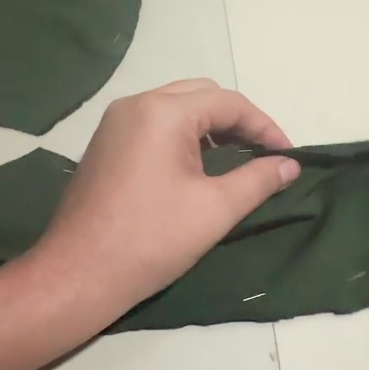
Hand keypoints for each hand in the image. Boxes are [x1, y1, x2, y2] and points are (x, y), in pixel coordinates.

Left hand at [30, 79, 299, 309]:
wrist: (78, 274)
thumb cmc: (151, 240)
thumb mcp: (215, 210)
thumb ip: (258, 180)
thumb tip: (290, 165)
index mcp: (163, 112)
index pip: (228, 103)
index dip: (264, 127)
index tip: (288, 155)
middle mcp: (136, 105)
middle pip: (202, 95)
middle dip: (239, 121)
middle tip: (265, 154)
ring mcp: (116, 123)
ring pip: (177, 106)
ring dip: (212, 126)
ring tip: (240, 158)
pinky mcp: (106, 143)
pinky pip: (155, 123)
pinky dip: (185, 134)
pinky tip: (201, 164)